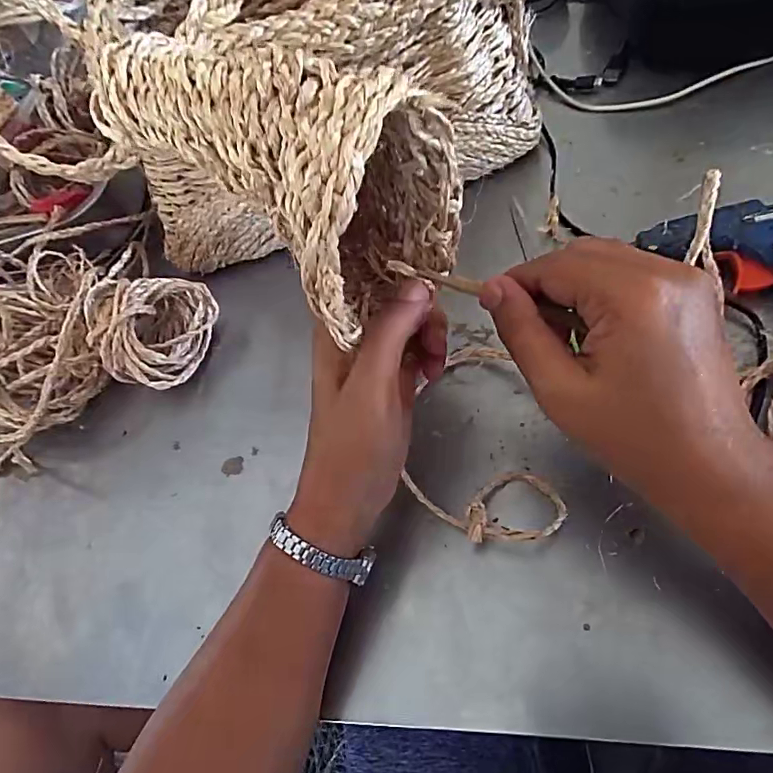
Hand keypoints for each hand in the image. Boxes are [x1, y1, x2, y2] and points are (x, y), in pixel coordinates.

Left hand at [290, 280, 445, 555]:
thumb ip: (391, 332)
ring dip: (430, 335)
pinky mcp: (391, 381)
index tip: (429, 281)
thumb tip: (419, 284)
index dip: (394, 271)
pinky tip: (435, 374)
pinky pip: (415, 350)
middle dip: (421, 311)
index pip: (361, 279)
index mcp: (335, 332)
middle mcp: (353, 338)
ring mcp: (373, 360)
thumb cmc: (352, 445)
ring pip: (408, 323)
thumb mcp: (372, 385)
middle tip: (435, 342)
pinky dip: (430, 355)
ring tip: (437, 365)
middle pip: (392, 298)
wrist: (348, 500)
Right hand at [480, 238, 761, 494]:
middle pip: (583, 252)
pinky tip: (599, 332)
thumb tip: (493, 289)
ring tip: (564, 336)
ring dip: (575, 286)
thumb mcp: (560, 390)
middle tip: (528, 327)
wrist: (711, 465)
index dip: (517, 282)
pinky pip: (635, 272)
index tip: (492, 306)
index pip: (557, 264)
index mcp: (633, 295)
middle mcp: (666, 270)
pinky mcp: (697, 291)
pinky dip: (605, 290)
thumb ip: (521, 332)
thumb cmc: (633, 439)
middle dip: (546, 282)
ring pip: (608, 259)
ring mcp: (688, 277)